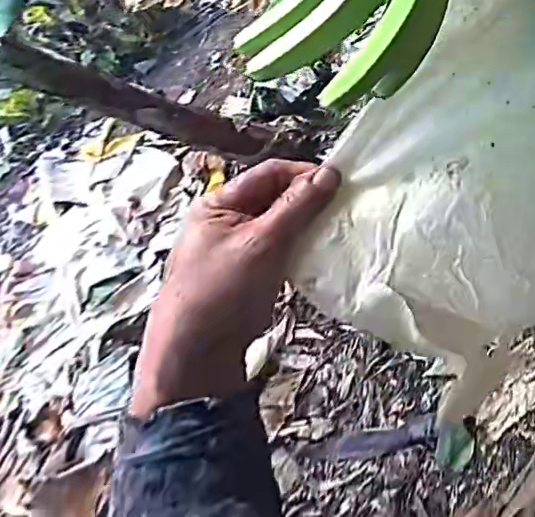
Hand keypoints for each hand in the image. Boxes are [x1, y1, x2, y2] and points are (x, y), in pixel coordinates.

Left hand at [129, 161, 339, 417]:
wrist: (196, 361)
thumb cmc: (220, 294)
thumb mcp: (262, 242)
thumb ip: (298, 205)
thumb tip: (330, 173)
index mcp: (217, 205)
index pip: (269, 173)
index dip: (303, 174)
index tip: (336, 182)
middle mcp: (227, 220)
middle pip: (277, 195)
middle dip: (308, 198)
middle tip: (338, 205)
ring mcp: (240, 246)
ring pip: (283, 220)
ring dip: (308, 222)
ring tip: (333, 226)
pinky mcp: (253, 269)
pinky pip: (284, 244)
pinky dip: (302, 243)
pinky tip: (320, 248)